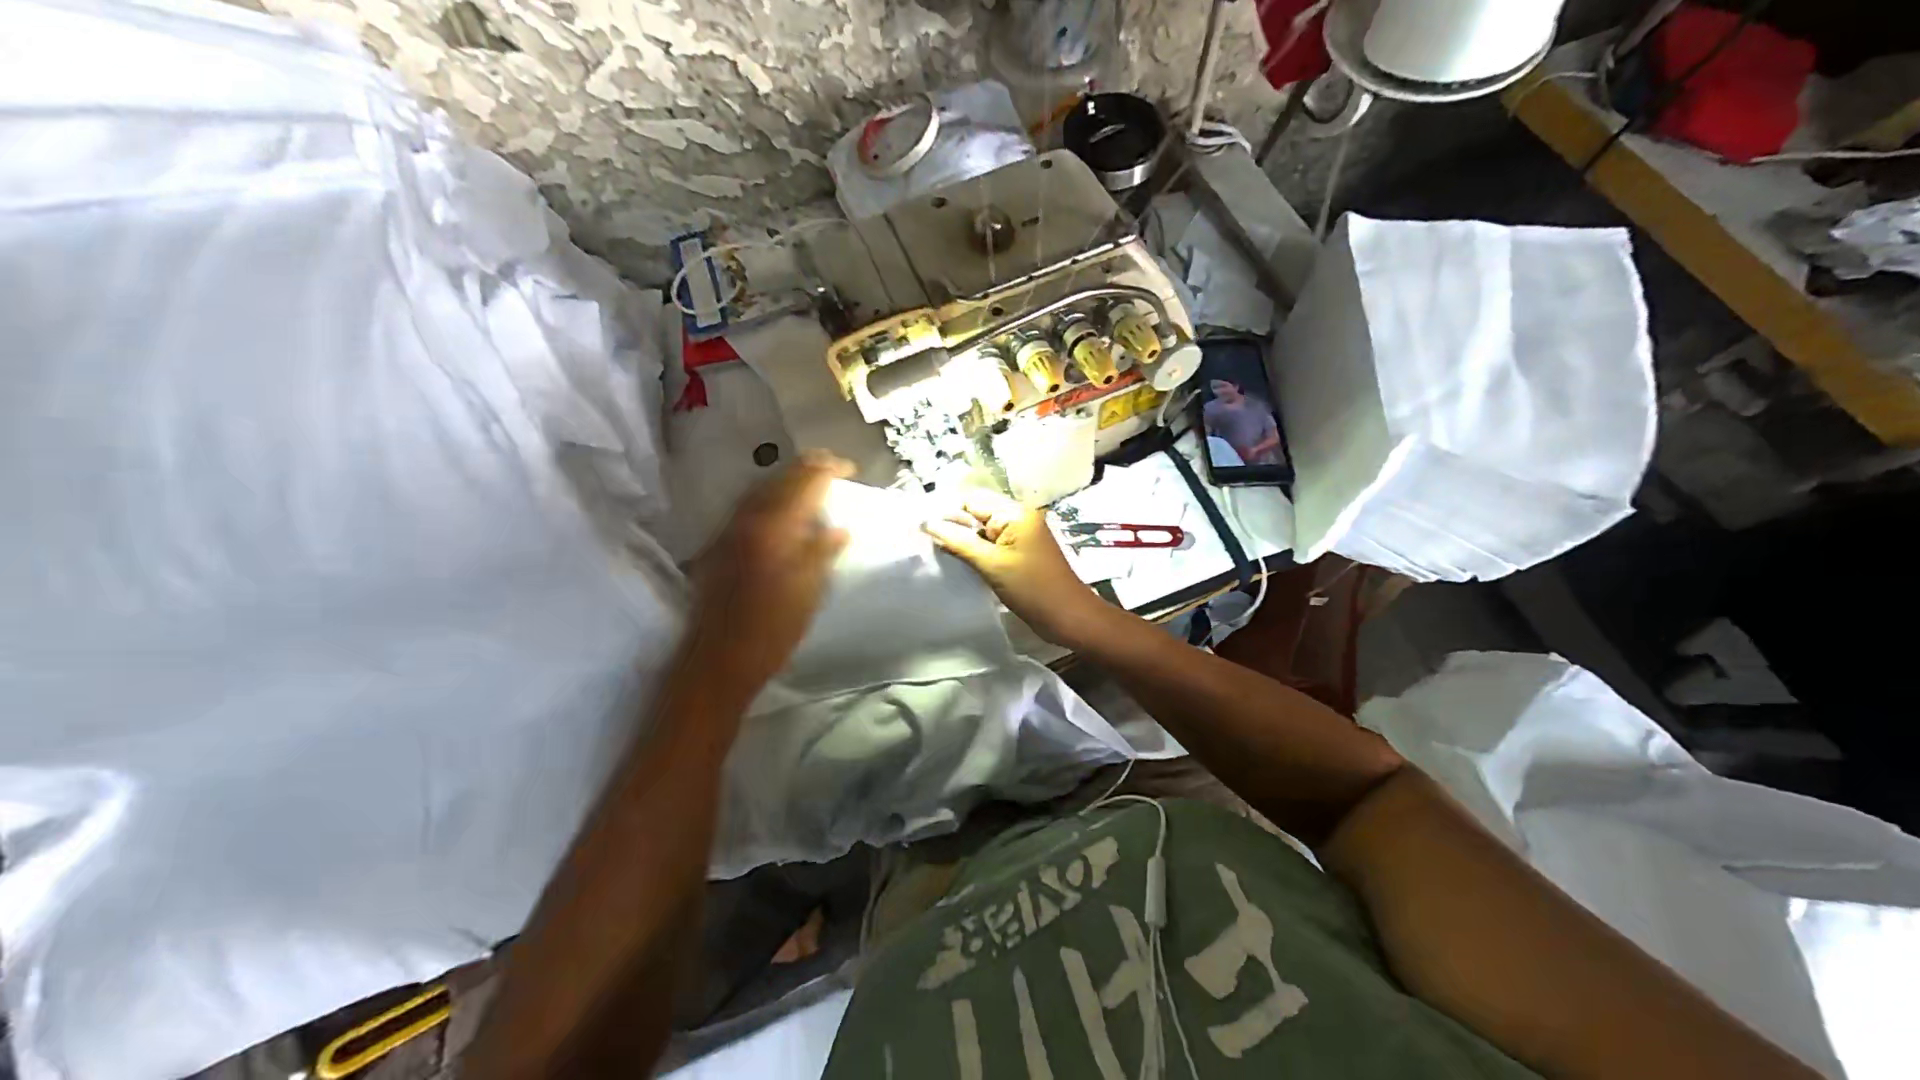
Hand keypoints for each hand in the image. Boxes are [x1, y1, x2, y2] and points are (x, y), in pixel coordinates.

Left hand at [686, 453, 851, 689]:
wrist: (718, 660)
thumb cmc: (771, 630)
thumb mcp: (809, 592)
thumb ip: (823, 552)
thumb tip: (840, 528)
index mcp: (775, 527)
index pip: (805, 481)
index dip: (829, 469)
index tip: (849, 469)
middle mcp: (747, 519)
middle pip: (779, 477)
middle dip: (808, 467)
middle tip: (833, 468)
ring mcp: (728, 530)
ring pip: (759, 488)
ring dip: (787, 479)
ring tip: (811, 482)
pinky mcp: (718, 544)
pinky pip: (747, 505)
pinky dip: (769, 497)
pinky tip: (782, 509)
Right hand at [923, 491, 1113, 646]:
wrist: (1069, 617)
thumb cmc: (1032, 589)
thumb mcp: (991, 564)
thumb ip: (959, 542)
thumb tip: (928, 524)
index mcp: (1016, 512)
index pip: (972, 501)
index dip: (948, 513)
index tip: (922, 530)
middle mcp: (1019, 518)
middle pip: (977, 514)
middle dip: (955, 527)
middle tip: (927, 544)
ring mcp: (1020, 536)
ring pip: (983, 532)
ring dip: (965, 542)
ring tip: (940, 554)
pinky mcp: (1020, 553)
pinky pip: (992, 545)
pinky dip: (977, 553)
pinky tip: (961, 564)